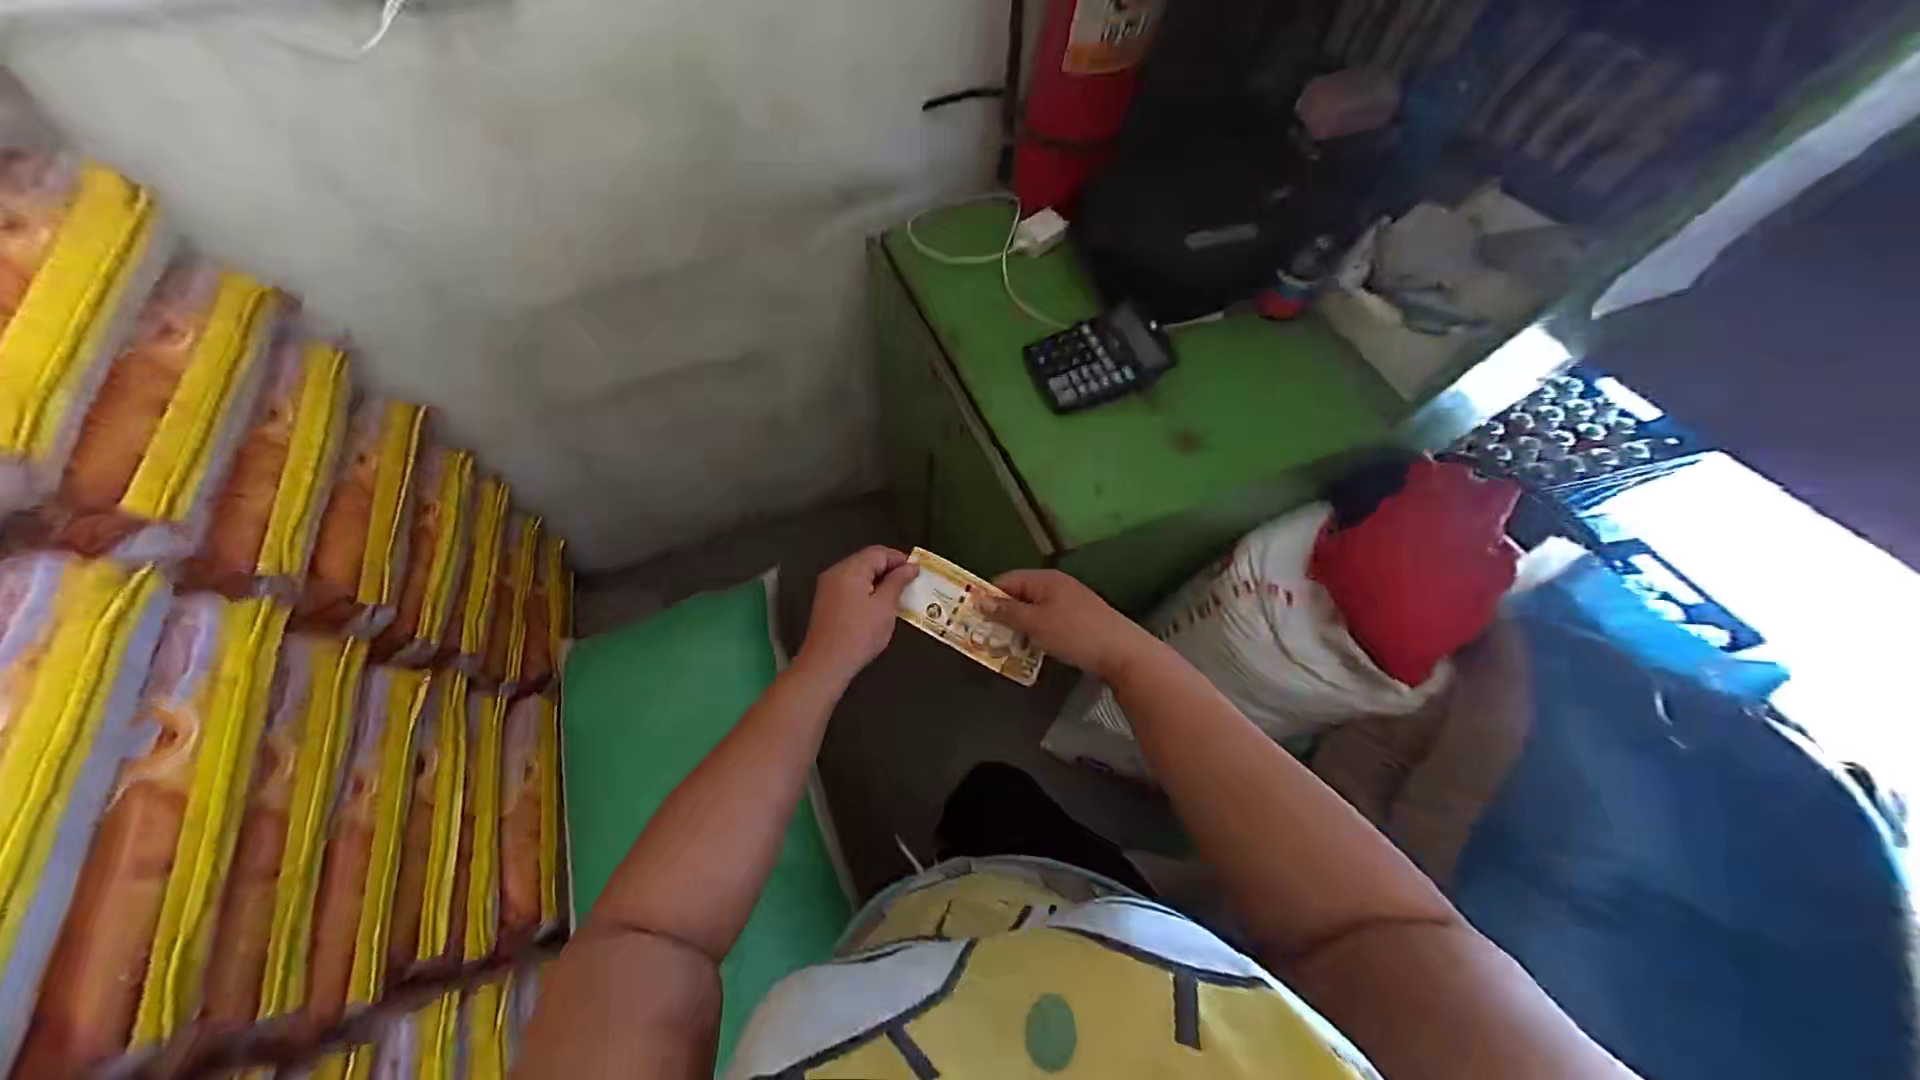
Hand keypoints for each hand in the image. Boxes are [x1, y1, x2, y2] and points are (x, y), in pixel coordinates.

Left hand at [796, 546, 919, 683]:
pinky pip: (851, 586)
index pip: (879, 553)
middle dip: (890, 569)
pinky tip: (879, 605)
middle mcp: (836, 573)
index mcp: (850, 570)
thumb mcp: (885, 607)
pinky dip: (867, 590)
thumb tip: (910, 567)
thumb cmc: (859, 634)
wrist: (827, 664)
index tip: (917, 572)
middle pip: (867, 560)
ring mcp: (828, 587)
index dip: (900, 559)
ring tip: (898, 595)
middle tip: (910, 584)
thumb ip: (897, 582)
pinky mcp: (827, 602)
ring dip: (879, 580)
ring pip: (859, 574)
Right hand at [982, 569, 1159, 678]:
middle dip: (1002, 616)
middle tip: (987, 638)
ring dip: (1019, 628)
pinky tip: (1033, 651)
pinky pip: (1048, 623)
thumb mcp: (1035, 623)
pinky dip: (1037, 634)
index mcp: (1045, 580)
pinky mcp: (1079, 621)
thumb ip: (1006, 611)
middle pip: (1019, 596)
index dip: (988, 597)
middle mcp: (1057, 586)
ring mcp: (1070, 603)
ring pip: (1033, 612)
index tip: (973, 618)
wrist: (1123, 653)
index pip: (1006, 581)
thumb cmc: (1075, 633)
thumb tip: (979, 599)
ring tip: (1008, 648)